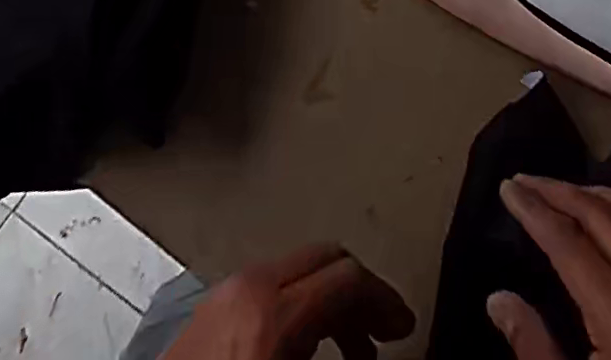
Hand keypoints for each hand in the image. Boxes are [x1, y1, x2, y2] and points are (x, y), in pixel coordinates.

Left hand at [160, 243, 415, 359]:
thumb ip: (341, 352)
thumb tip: (371, 350)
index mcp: (272, 311)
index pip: (347, 275)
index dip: (385, 298)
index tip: (401, 323)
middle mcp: (248, 287)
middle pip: (325, 259)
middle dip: (361, 292)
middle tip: (381, 330)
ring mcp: (225, 292)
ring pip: (297, 269)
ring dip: (330, 300)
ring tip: (348, 350)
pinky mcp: (209, 308)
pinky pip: (268, 287)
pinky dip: (298, 305)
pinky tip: (305, 346)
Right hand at [490, 176, 610, 359]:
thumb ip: (535, 350)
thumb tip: (498, 298)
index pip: (568, 242)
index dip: (533, 209)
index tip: (506, 188)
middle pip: (600, 215)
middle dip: (556, 190)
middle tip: (522, 180)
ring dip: (590, 192)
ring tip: (557, 190)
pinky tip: (605, 212)